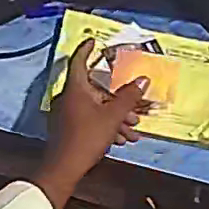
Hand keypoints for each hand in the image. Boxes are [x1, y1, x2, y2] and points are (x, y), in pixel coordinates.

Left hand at [33, 38, 145, 208]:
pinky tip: (122, 138)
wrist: (64, 167)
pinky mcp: (68, 128)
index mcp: (75, 89)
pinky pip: (90, 120)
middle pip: (95, 90)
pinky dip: (106, 125)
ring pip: (96, 108)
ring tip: (133, 128)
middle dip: (118, 98)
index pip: (79, 62)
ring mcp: (67, 114)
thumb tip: (143, 80)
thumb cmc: (87, 137)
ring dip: (116, 116)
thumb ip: (129, 97)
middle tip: (135, 105)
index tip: (93, 41)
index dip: (86, 50)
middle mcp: (68, 98)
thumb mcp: (113, 117)